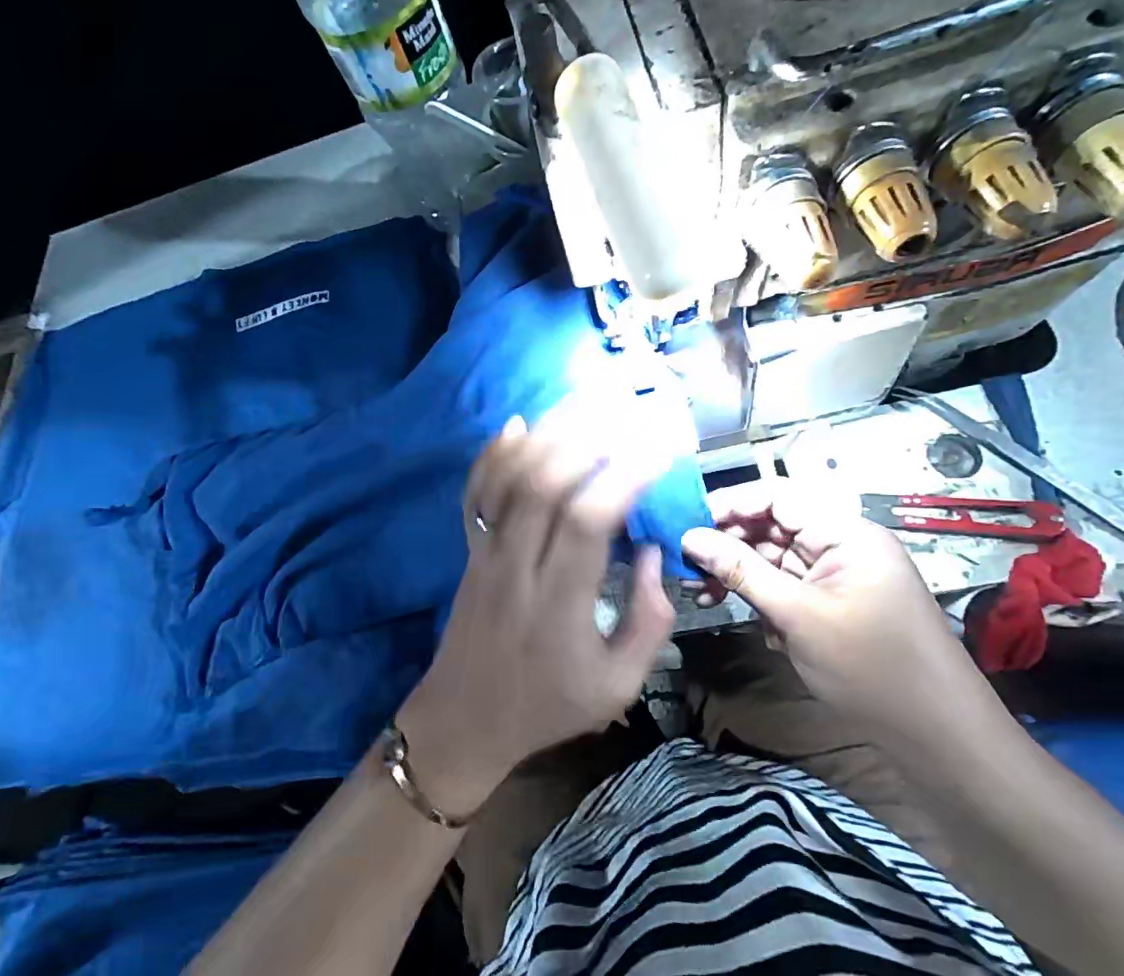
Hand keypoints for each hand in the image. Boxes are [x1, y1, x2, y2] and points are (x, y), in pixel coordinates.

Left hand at [398, 407, 676, 817]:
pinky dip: (493, 454)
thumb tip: (652, 551)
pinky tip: (519, 423)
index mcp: (558, 606)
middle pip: (543, 485)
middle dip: (587, 439)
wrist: (466, 721)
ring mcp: (485, 555)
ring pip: (510, 481)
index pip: (586, 523)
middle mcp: (516, 569)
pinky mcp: (469, 551)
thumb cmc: (549, 706)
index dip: (622, 478)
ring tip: (586, 402)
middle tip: (627, 412)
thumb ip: (649, 620)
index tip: (657, 449)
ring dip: (548, 435)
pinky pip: (475, 494)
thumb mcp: (618, 686)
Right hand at [679, 480, 988, 742]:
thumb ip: (741, 571)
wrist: (932, 730)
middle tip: (683, 562)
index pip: (779, 496)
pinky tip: (724, 605)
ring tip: (697, 589)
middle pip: (771, 525)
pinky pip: (781, 584)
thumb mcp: (797, 616)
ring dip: (734, 571)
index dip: (730, 504)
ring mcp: (832, 573)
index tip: (686, 521)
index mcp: (846, 531)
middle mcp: (839, 543)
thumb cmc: (871, 666)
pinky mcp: (825, 600)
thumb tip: (689, 537)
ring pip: (770, 556)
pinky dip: (753, 592)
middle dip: (726, 542)